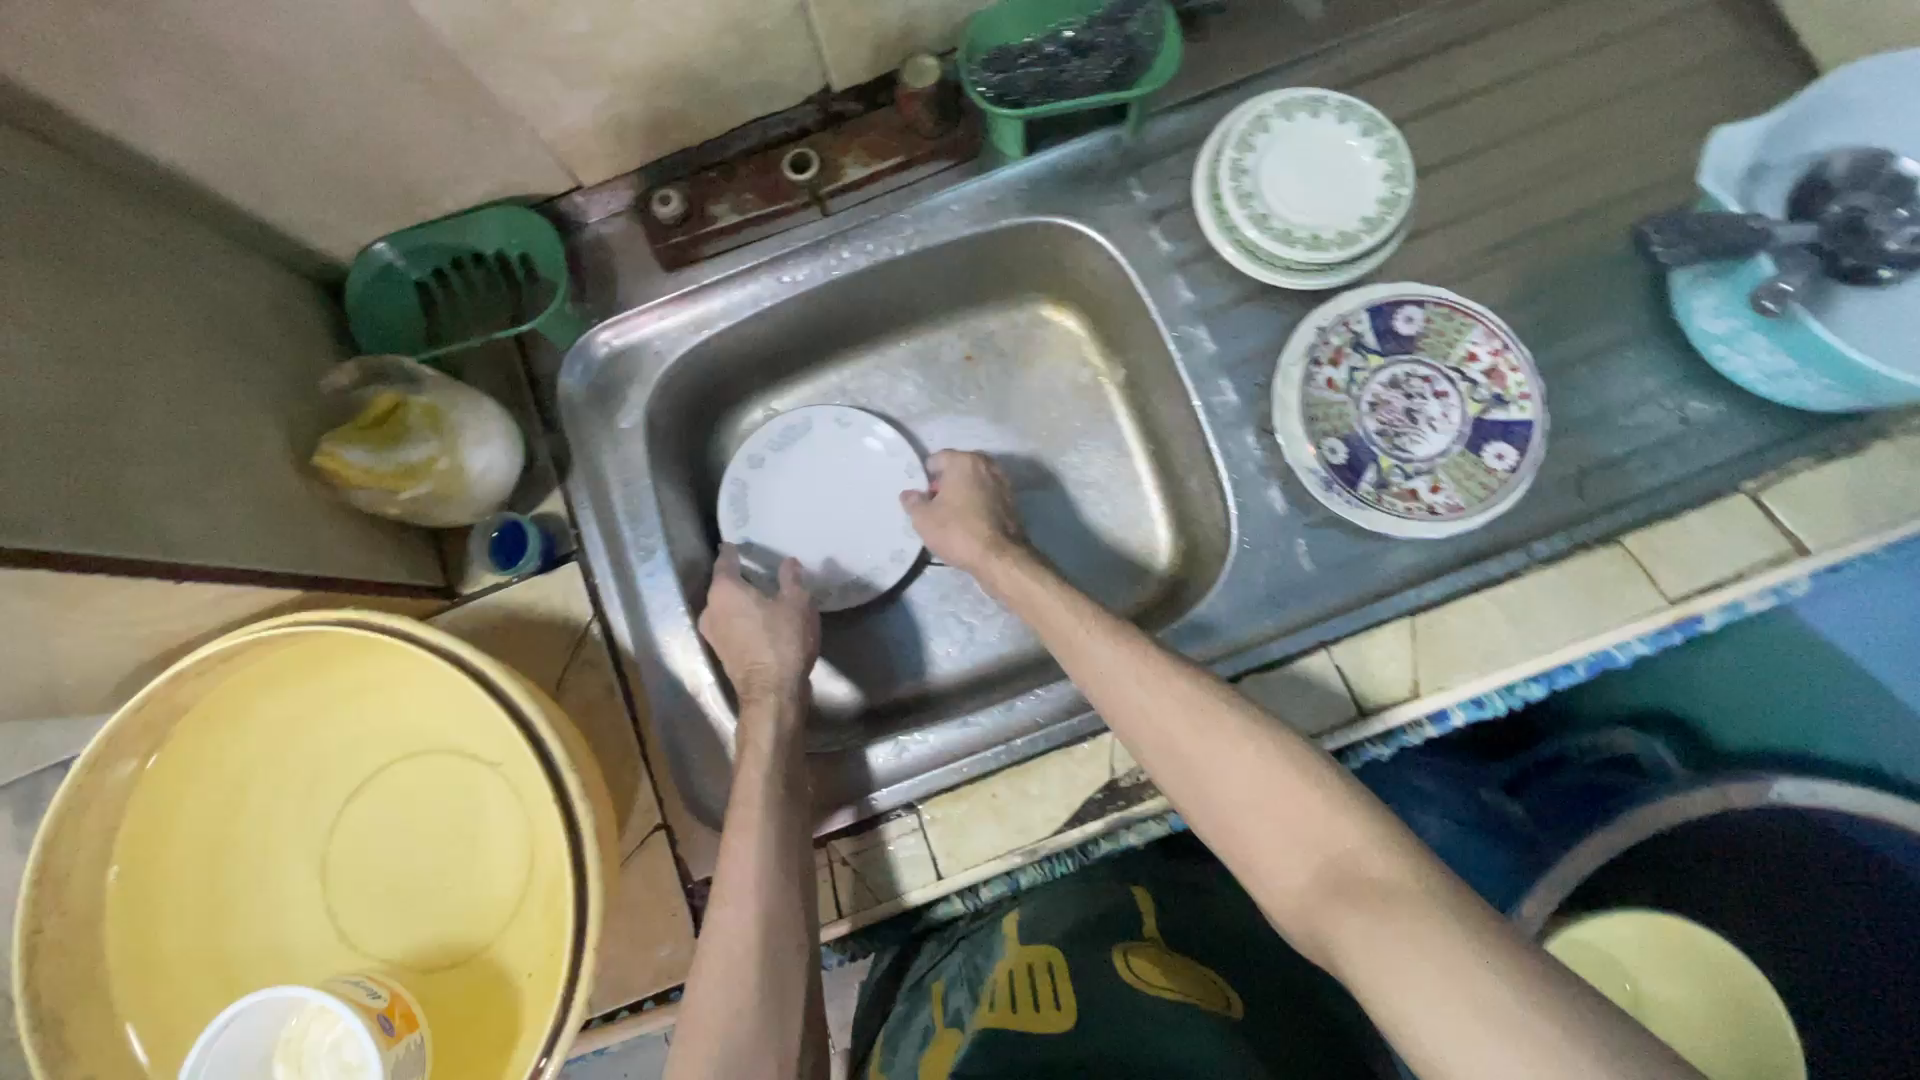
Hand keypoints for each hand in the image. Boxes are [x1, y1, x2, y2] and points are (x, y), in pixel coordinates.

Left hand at [697, 544, 819, 708]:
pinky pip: (729, 626)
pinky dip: (741, 619)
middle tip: (755, 569)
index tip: (734, 545)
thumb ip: (791, 579)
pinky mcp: (721, 653)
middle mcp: (710, 609)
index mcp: (725, 590)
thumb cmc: (783, 640)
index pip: (725, 561)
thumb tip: (788, 562)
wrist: (773, 692)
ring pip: (724, 608)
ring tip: (759, 595)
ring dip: (739, 602)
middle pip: (722, 586)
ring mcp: (712, 634)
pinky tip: (758, 619)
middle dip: (737, 578)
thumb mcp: (797, 603)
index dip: (731, 552)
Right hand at [900, 450, 1028, 575]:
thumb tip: (908, 494)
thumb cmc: (957, 531)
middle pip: (957, 469)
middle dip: (945, 484)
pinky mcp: (1013, 501)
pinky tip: (970, 523)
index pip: (937, 459)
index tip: (921, 496)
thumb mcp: (923, 519)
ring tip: (952, 517)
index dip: (925, 477)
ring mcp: (1003, 482)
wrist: (999, 557)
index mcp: (963, 461)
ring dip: (962, 494)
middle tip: (935, 507)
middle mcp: (986, 464)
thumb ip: (913, 502)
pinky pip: (987, 496)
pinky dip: (978, 503)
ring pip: (974, 482)